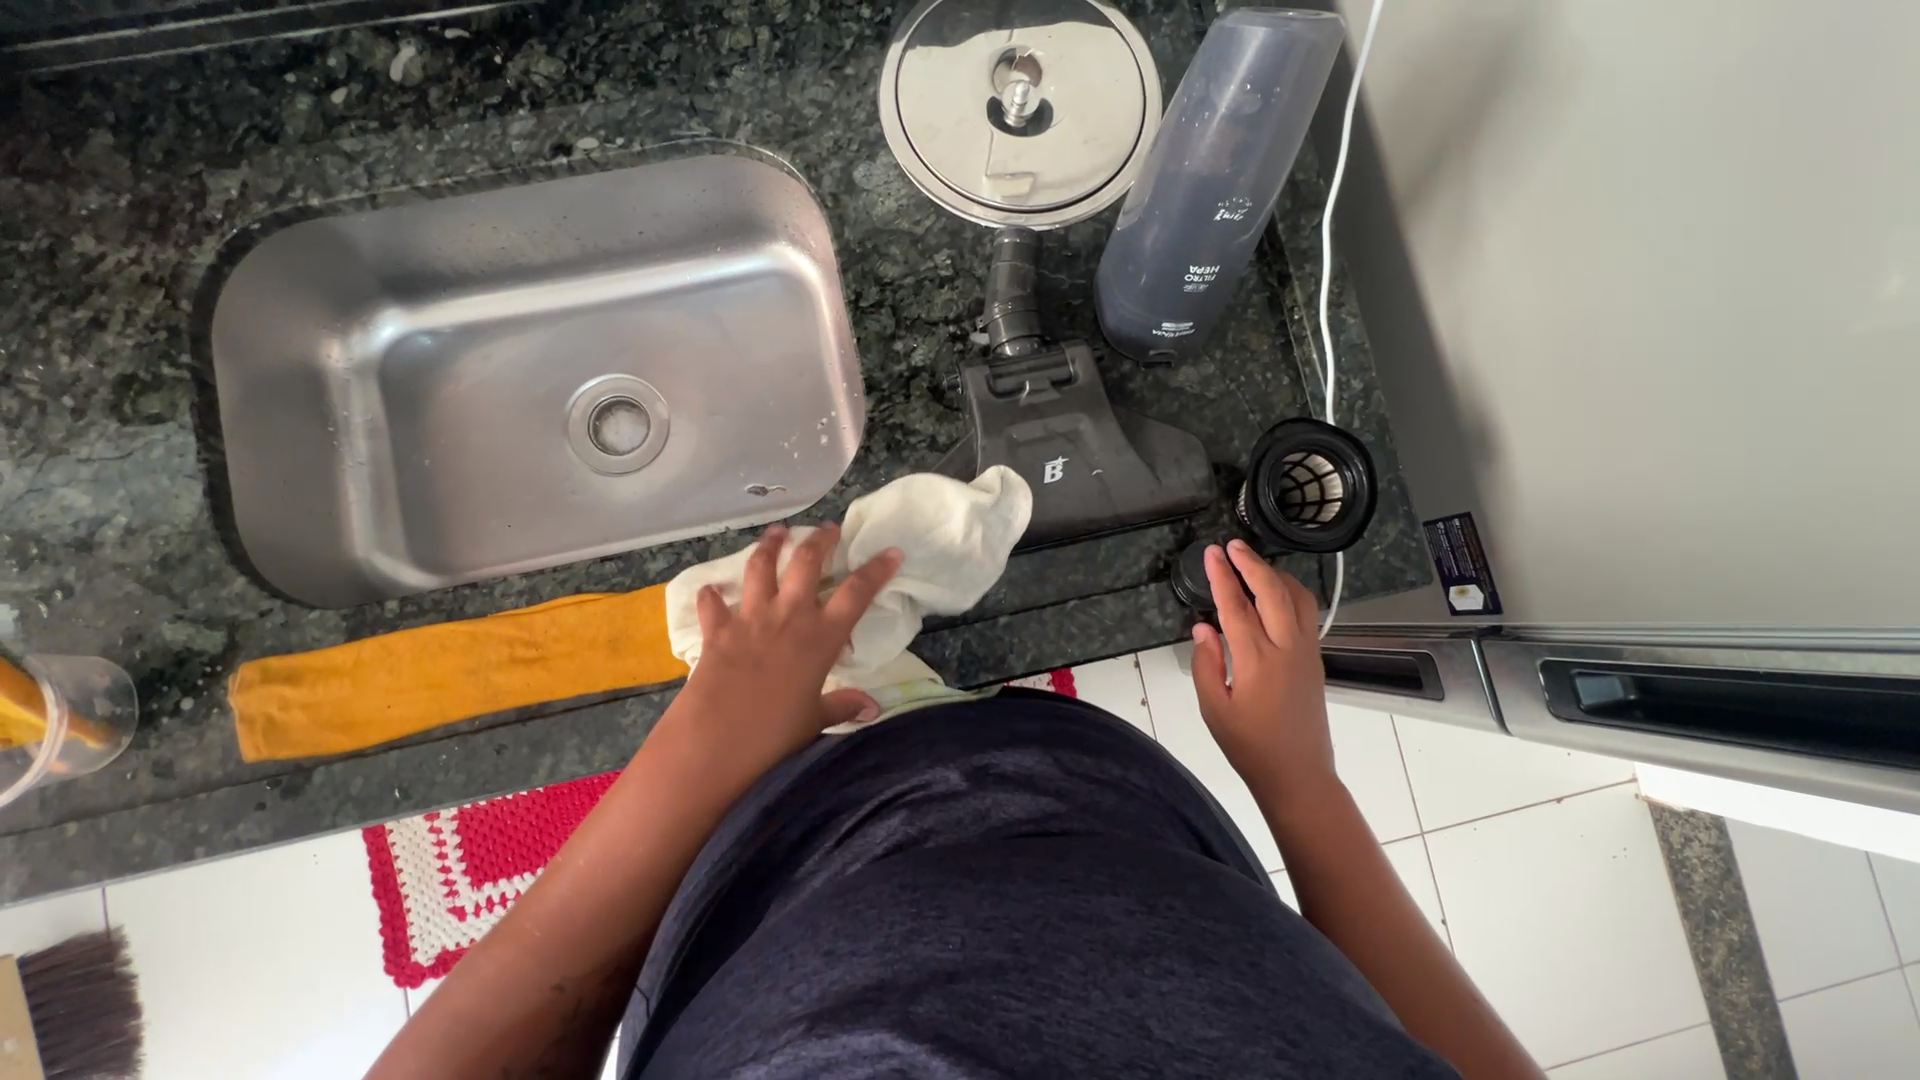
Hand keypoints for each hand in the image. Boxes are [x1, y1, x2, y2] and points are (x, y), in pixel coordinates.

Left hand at [665, 524, 902, 781]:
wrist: (716, 739)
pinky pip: (714, 604)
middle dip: (821, 540)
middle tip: (829, 529)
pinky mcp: (718, 630)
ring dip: (770, 545)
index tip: (891, 552)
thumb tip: (872, 708)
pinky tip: (711, 589)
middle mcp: (788, 617)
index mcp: (820, 637)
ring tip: (777, 531)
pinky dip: (712, 595)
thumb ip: (842, 706)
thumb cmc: (775, 732)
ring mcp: (750, 619)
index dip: (877, 570)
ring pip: (761, 568)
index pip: (857, 593)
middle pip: (807, 563)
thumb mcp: (815, 720)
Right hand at [1190, 539, 1338, 805]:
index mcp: (1257, 662)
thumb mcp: (1213, 709)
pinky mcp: (1316, 659)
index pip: (1236, 606)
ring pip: (1297, 598)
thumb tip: (1203, 627)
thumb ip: (1206, 663)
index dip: (1222, 576)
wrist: (1298, 774)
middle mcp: (1287, 649)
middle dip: (1251, 563)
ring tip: (1252, 563)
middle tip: (1231, 545)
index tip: (1211, 553)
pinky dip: (1290, 592)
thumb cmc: (1249, 746)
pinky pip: (1307, 613)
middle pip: (1273, 591)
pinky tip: (1275, 591)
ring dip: (1275, 574)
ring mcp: (1307, 652)